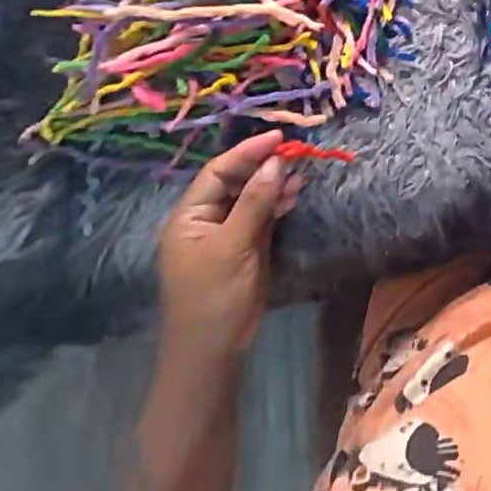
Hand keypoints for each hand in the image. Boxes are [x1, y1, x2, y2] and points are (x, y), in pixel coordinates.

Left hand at [155, 130, 307, 359]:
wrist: (214, 352)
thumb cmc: (213, 297)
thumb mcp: (233, 246)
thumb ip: (255, 202)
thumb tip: (277, 162)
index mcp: (189, 216)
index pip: (218, 172)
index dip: (247, 152)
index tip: (278, 138)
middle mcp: (207, 219)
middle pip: (236, 181)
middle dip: (264, 165)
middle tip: (295, 152)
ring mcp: (228, 233)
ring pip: (252, 196)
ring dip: (274, 183)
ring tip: (300, 173)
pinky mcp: (246, 247)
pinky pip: (263, 215)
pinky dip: (278, 203)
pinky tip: (295, 194)